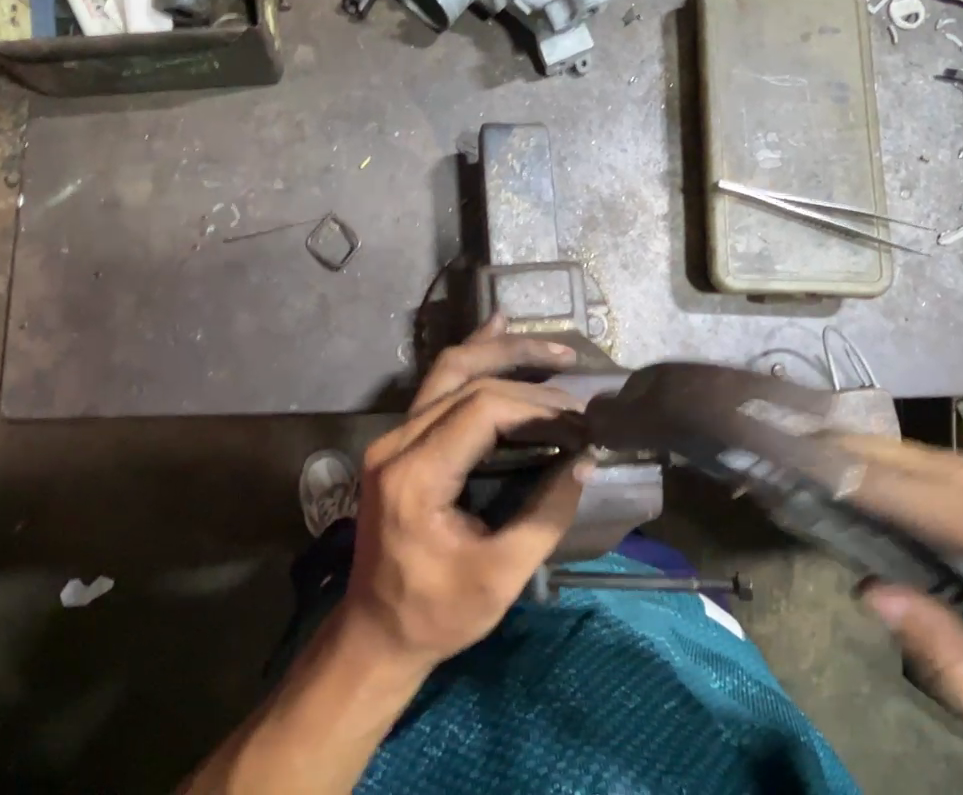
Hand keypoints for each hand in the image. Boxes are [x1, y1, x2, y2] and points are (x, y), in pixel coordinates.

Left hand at [337, 318, 588, 665]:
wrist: (377, 629)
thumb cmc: (437, 612)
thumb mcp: (501, 575)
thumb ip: (545, 514)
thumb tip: (586, 462)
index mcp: (415, 476)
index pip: (482, 410)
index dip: (538, 407)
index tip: (581, 424)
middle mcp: (395, 444)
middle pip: (465, 379)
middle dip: (526, 375)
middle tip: (578, 380)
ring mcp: (391, 439)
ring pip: (446, 371)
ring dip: (499, 354)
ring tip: (552, 348)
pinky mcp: (398, 443)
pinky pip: (435, 388)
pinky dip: (471, 361)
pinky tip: (496, 334)